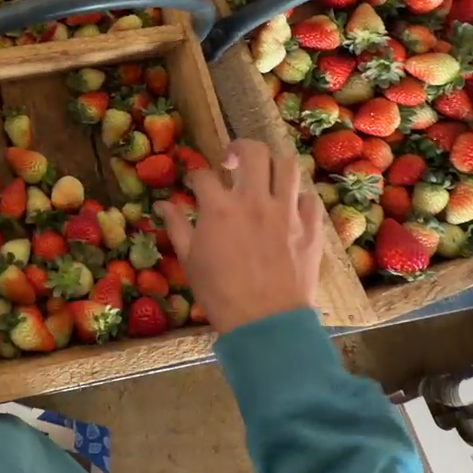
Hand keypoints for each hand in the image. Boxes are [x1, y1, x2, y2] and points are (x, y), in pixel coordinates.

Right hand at [154, 139, 324, 332]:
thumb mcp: (189, 259)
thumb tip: (162, 204)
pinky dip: (296, 196)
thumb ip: (177, 226)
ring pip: (287, 165)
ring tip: (263, 176)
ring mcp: (287, 212)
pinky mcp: (311, 228)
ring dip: (272, 165)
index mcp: (220, 208)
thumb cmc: (220, 293)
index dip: (196, 177)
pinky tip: (286, 206)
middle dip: (238, 148)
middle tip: (231, 162)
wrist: (266, 324)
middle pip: (252, 152)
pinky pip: (308, 198)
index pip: (204, 175)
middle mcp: (254, 201)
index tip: (194, 186)